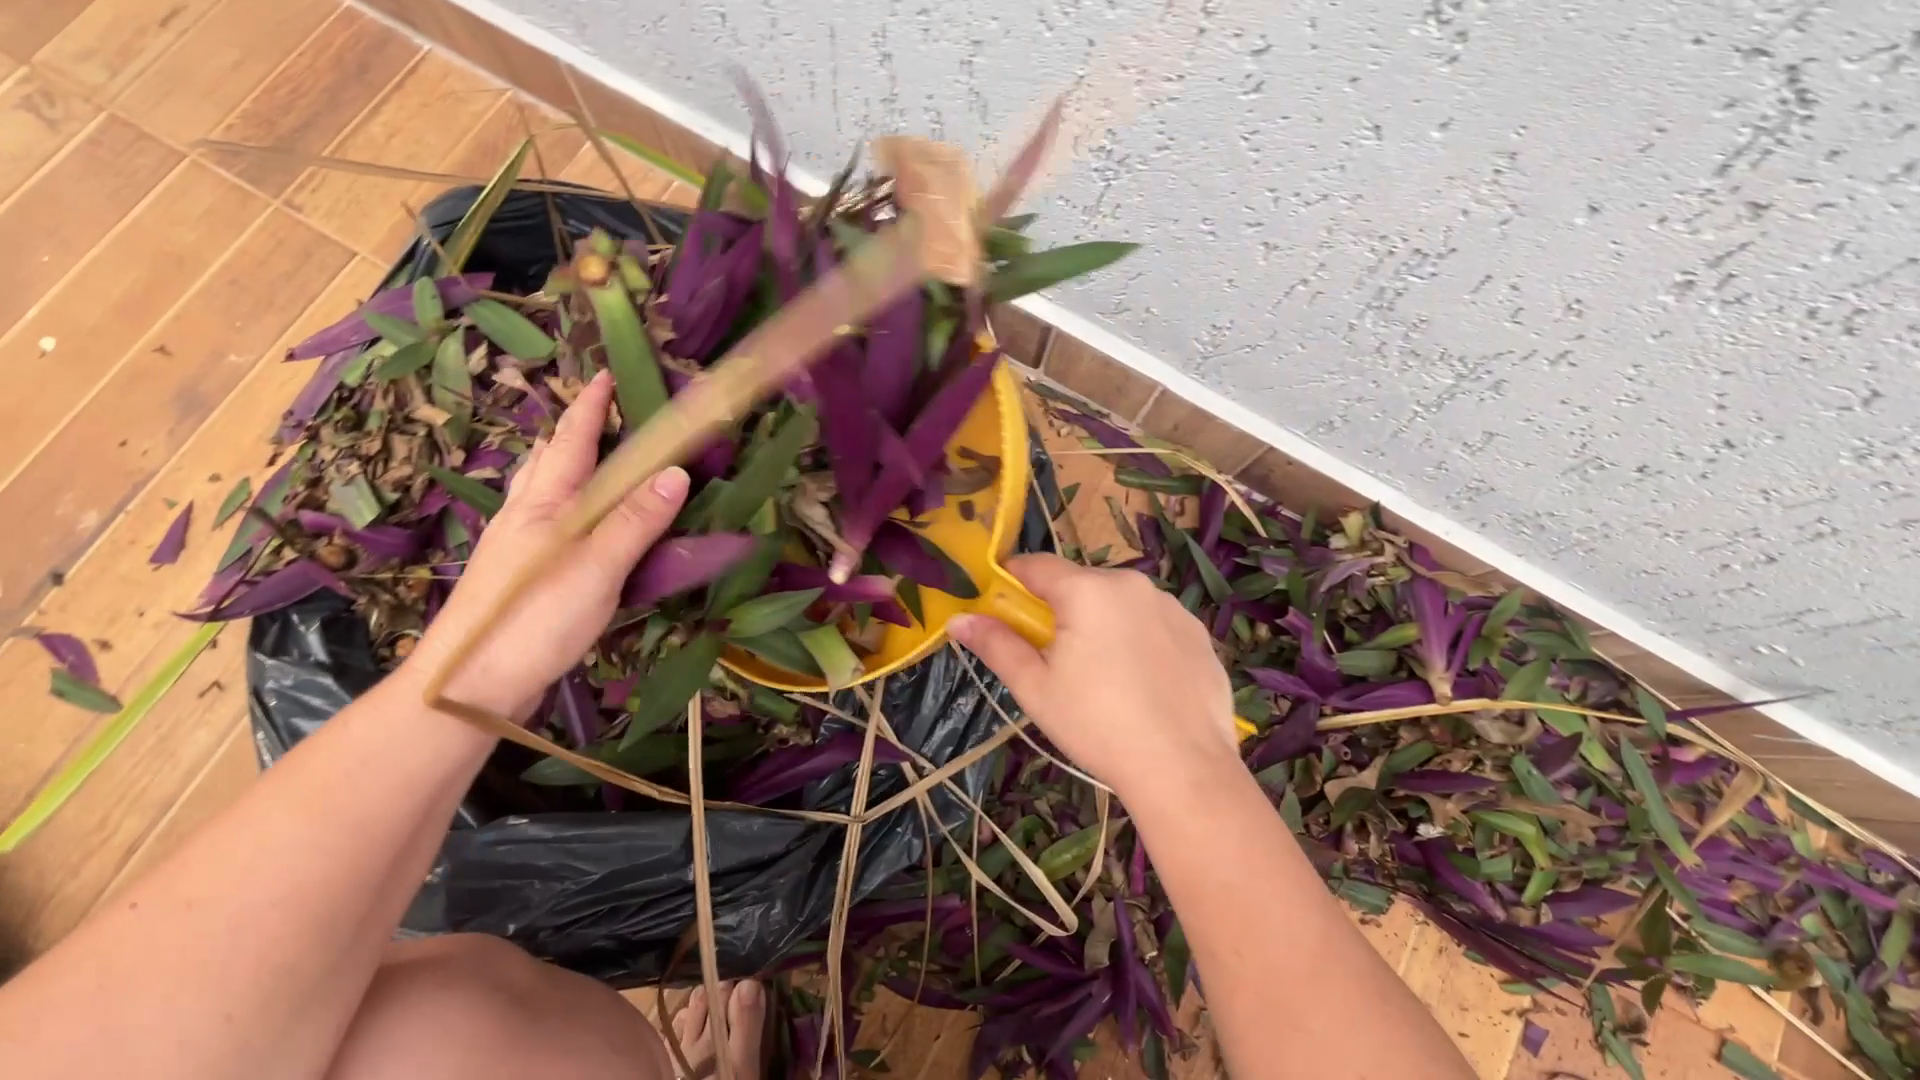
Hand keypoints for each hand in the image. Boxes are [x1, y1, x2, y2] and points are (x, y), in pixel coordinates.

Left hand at [406, 370, 689, 718]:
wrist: (466, 686)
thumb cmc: (532, 620)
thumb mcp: (596, 568)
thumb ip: (636, 521)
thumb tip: (677, 471)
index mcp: (544, 505)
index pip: (572, 442)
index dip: (591, 408)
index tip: (608, 374)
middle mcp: (524, 518)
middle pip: (548, 462)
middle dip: (574, 432)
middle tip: (603, 414)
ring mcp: (517, 551)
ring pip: (543, 495)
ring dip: (564, 469)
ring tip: (589, 462)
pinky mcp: (520, 582)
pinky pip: (549, 529)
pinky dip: (568, 512)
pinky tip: (578, 531)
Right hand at [949, 554, 1238, 794]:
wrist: (1183, 768)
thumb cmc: (1097, 726)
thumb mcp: (1035, 688)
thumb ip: (997, 645)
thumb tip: (957, 619)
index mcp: (1087, 590)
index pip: (1036, 565)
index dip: (1012, 582)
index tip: (1003, 611)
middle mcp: (1132, 584)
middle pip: (1080, 584)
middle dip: (1061, 611)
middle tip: (1055, 661)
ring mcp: (1172, 606)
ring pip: (1119, 604)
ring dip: (1102, 625)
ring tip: (1103, 680)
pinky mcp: (1198, 633)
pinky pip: (1154, 624)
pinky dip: (1139, 642)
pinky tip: (1141, 686)